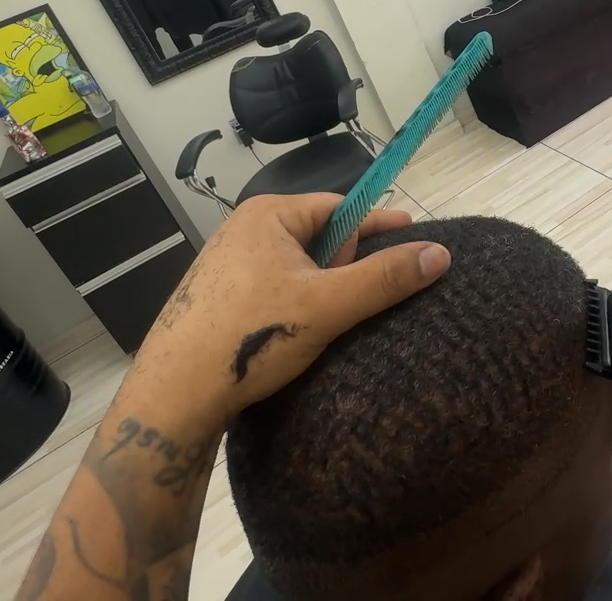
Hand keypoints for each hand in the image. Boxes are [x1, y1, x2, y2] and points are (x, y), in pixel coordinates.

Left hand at [129, 194, 448, 426]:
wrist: (171, 402)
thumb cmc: (251, 339)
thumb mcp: (328, 305)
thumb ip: (385, 277)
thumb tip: (440, 254)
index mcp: (269, 214)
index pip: (341, 208)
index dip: (378, 226)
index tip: (413, 234)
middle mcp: (245, 228)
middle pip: (321, 237)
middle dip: (343, 267)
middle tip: (346, 302)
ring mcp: (227, 262)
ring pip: (300, 265)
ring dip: (321, 288)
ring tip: (319, 323)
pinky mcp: (218, 294)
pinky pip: (276, 284)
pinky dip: (296, 302)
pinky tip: (294, 332)